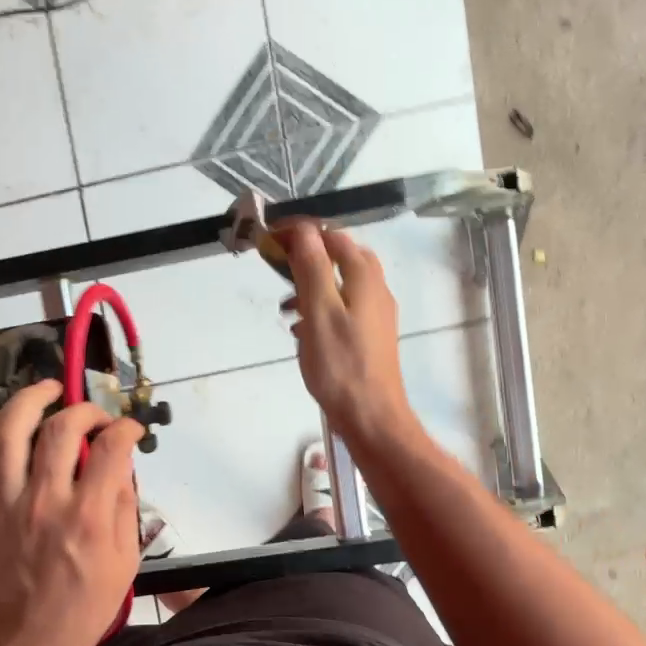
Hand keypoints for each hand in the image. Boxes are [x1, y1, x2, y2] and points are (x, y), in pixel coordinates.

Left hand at [0, 380, 144, 645]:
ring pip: (12, 432)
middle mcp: (46, 502)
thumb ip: (122, 506)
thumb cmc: (86, 608)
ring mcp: (8, 504)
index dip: (125, 427)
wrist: (28, 641)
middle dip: (85, 409)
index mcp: (89, 518)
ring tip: (47, 390)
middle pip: (62, 429)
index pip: (110, 447)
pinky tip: (21, 425)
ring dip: (31, 401)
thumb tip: (118, 463)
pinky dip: (7, 434)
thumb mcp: (125, 562)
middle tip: (96, 416)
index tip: (131, 429)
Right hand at [281, 223, 409, 438]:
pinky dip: (320, 309)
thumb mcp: (319, 312)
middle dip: (308, 256)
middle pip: (341, 256)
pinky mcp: (370, 337)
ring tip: (286, 307)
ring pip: (341, 285)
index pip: (331, 236)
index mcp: (364, 276)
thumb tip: (302, 229)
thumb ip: (311, 267)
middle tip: (278, 269)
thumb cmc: (341, 366)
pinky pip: (343, 309)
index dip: (300, 232)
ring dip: (312, 286)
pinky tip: (303, 332)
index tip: (269, 239)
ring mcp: (376, 314)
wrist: (371, 416)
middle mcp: (376, 289)